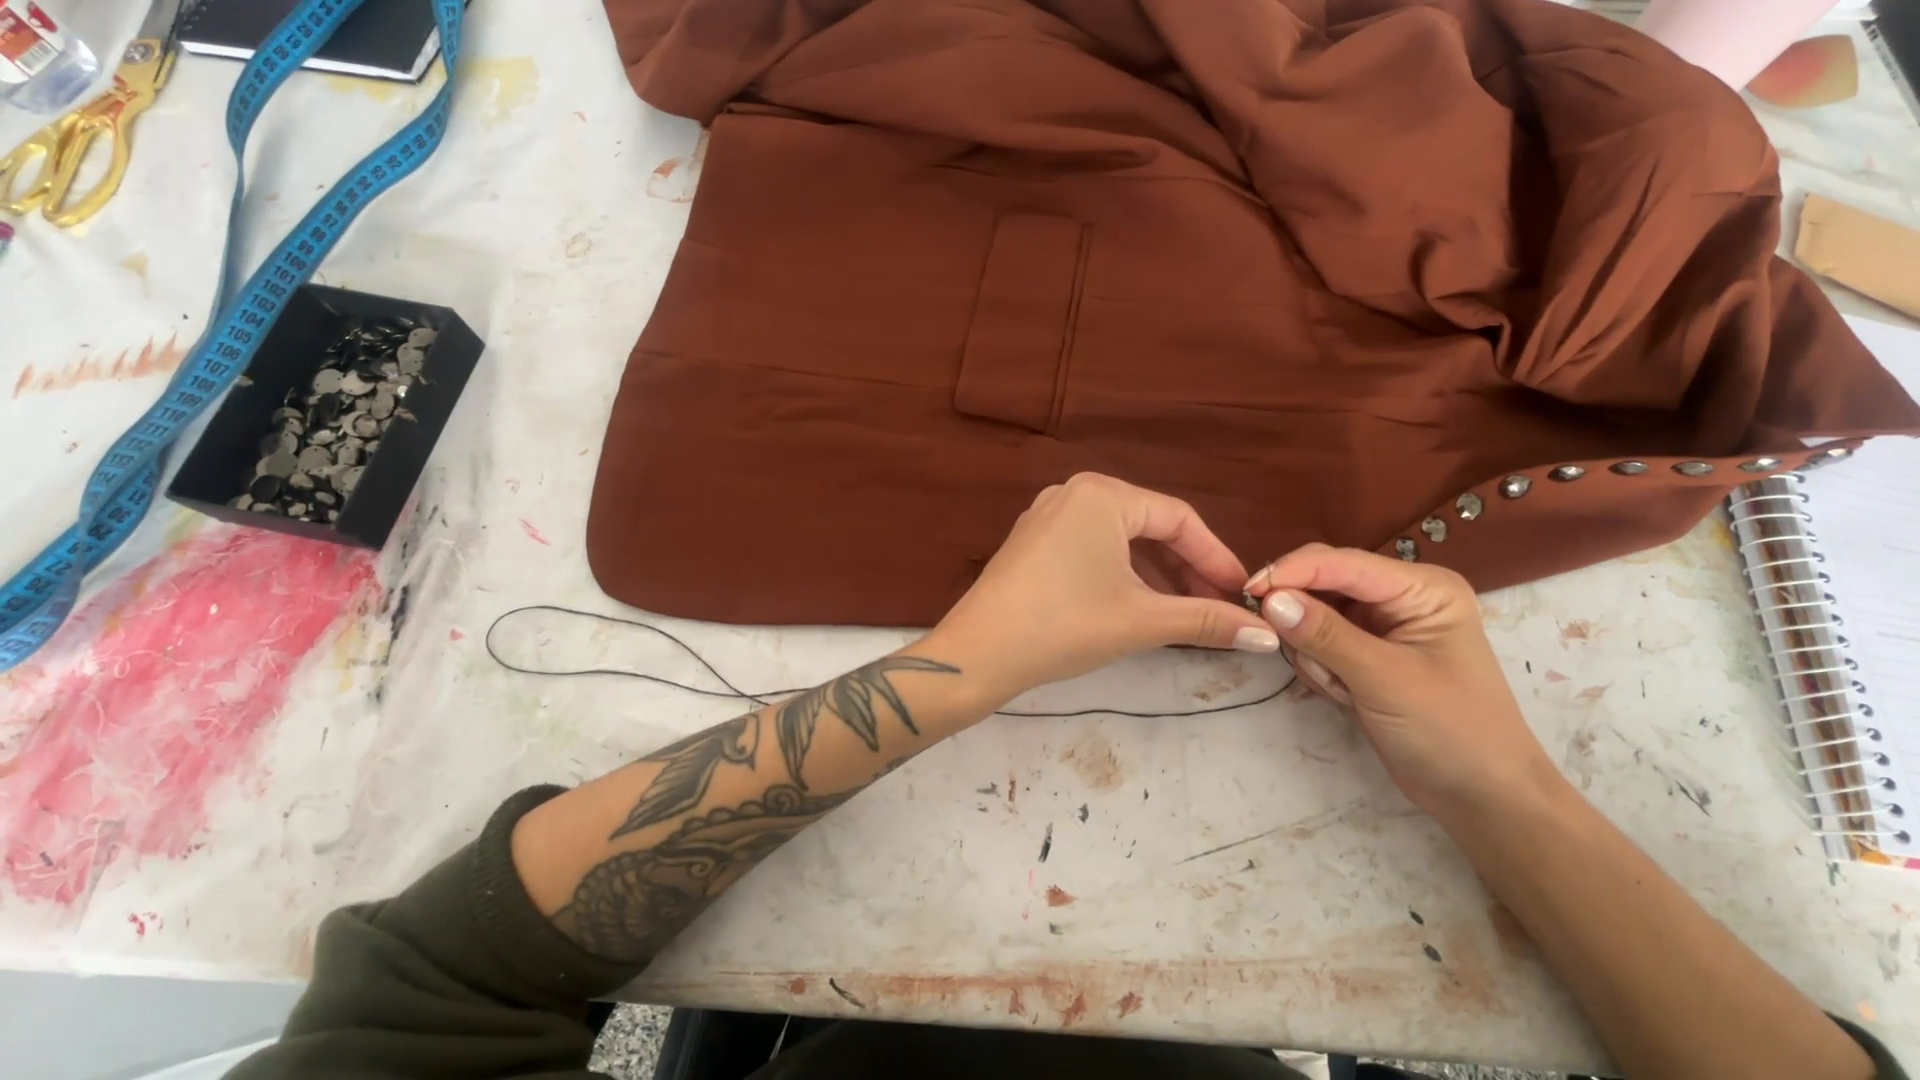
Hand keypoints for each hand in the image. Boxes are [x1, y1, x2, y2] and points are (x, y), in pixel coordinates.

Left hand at [927, 473, 1280, 702]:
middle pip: (1150, 527)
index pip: (1180, 519)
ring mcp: (1047, 517)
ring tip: (1187, 614)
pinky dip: (1123, 576)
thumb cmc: (1062, 627)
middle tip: (1219, 609)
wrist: (976, 655)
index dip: (1217, 558)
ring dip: (1158, 575)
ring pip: (1121, 541)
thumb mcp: (1141, 621)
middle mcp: (1073, 493)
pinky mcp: (1032, 544)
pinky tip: (1142, 608)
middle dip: (1188, 569)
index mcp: (1102, 494)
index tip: (1244, 596)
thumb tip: (1268, 637)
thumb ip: (1206, 621)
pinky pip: (1093, 550)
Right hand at [1244, 543, 1561, 816]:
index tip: (1248, 591)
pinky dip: (1318, 667)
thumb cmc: (1449, 731)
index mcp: (1422, 588)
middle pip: (1323, 584)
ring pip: (1313, 615)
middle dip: (1304, 619)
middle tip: (1298, 656)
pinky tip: (1343, 695)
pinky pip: (1317, 643)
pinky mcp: (1365, 654)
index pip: (1343, 563)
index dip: (1293, 572)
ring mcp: (1381, 626)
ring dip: (1313, 652)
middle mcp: (1400, 597)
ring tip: (1342, 690)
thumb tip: (1269, 600)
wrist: (1479, 795)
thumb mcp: (1385, 680)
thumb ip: (1325, 636)